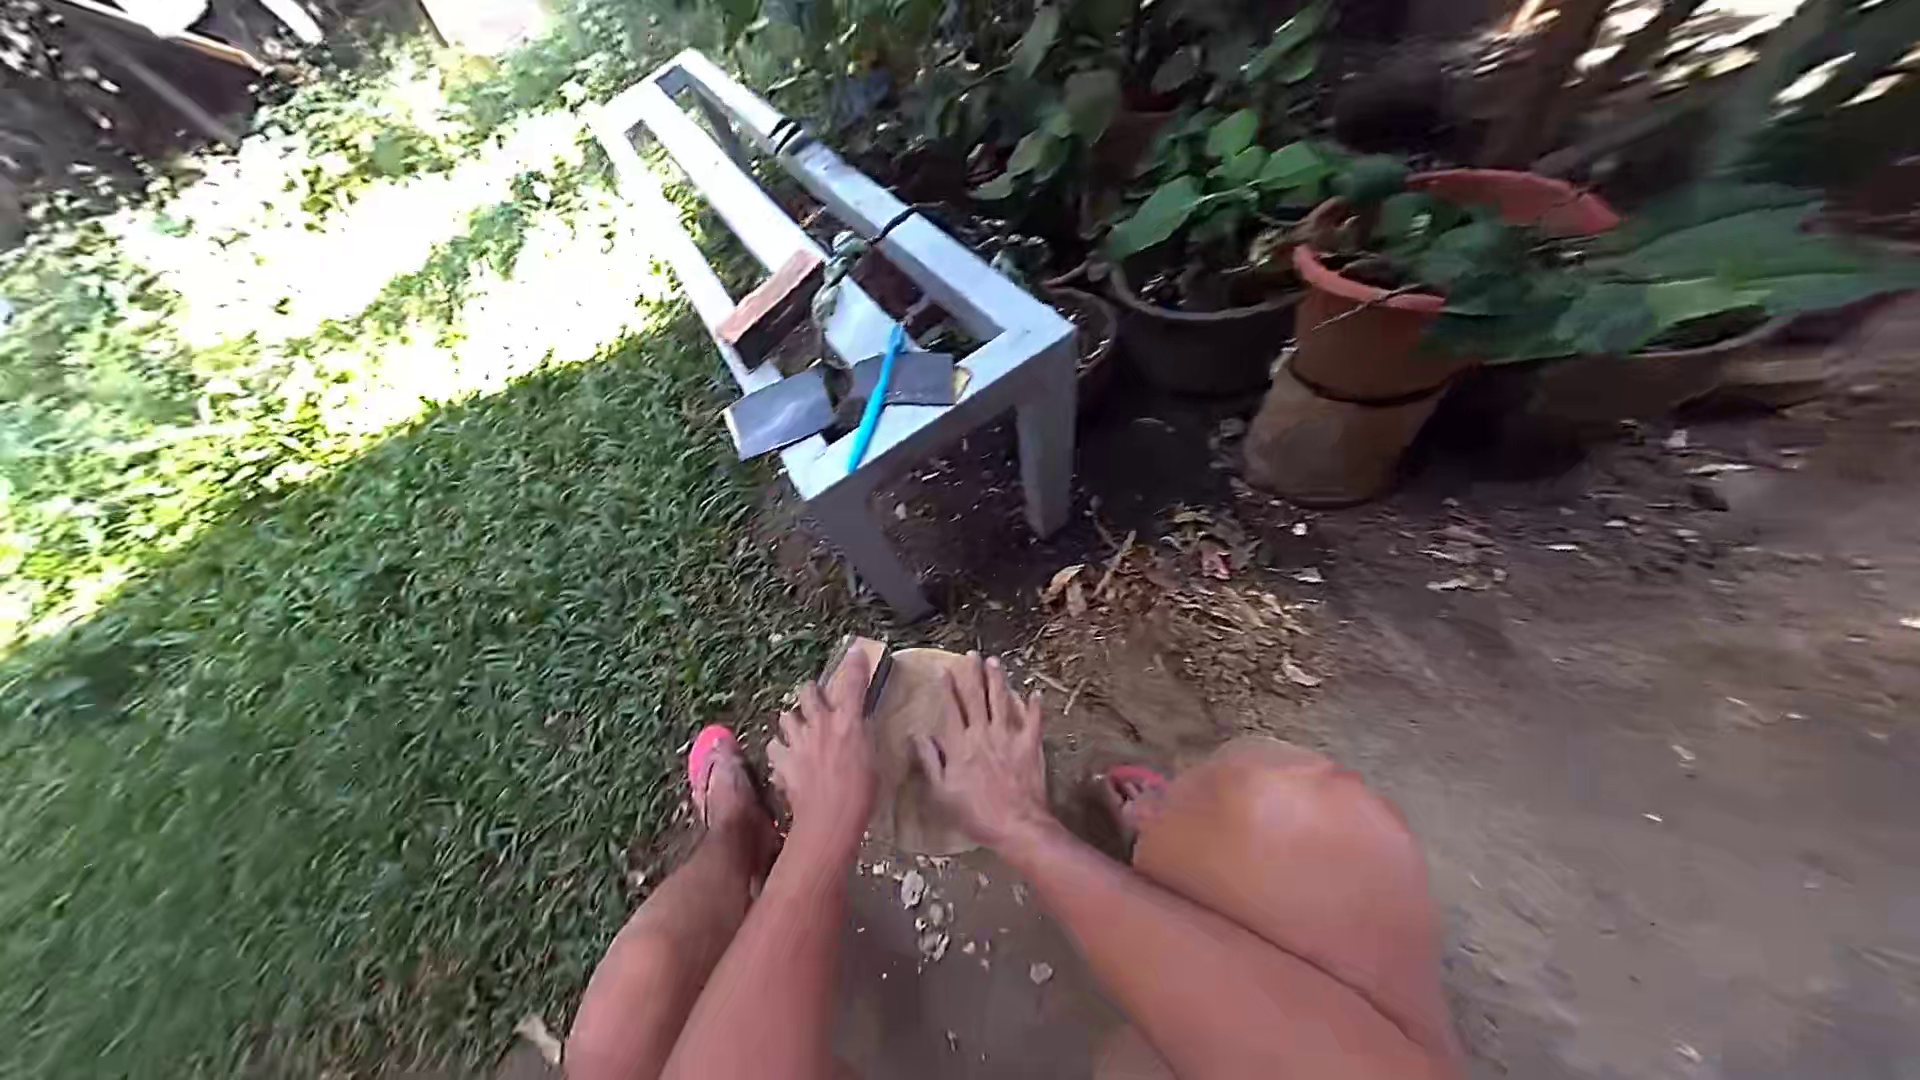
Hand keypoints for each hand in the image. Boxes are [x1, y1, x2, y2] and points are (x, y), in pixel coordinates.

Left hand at [768, 637, 880, 848]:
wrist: (829, 818)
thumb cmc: (862, 791)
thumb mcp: (873, 757)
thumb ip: (862, 735)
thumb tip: (859, 724)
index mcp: (848, 720)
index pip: (853, 683)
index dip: (855, 665)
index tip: (855, 653)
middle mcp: (820, 723)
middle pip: (808, 692)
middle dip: (811, 693)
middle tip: (817, 700)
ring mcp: (797, 741)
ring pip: (786, 716)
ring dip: (793, 721)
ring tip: (800, 730)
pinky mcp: (781, 760)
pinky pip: (775, 747)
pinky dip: (780, 750)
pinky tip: (786, 758)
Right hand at [914, 653, 1051, 848]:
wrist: (1016, 826)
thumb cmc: (976, 814)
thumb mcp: (942, 792)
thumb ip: (929, 760)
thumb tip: (916, 734)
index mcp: (960, 745)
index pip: (951, 708)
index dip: (947, 687)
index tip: (943, 668)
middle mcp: (983, 734)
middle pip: (976, 697)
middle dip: (972, 674)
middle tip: (971, 655)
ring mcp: (1008, 737)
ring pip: (1001, 701)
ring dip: (997, 680)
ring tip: (994, 662)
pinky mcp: (1030, 745)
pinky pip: (1033, 721)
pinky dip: (1034, 706)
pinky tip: (1035, 692)